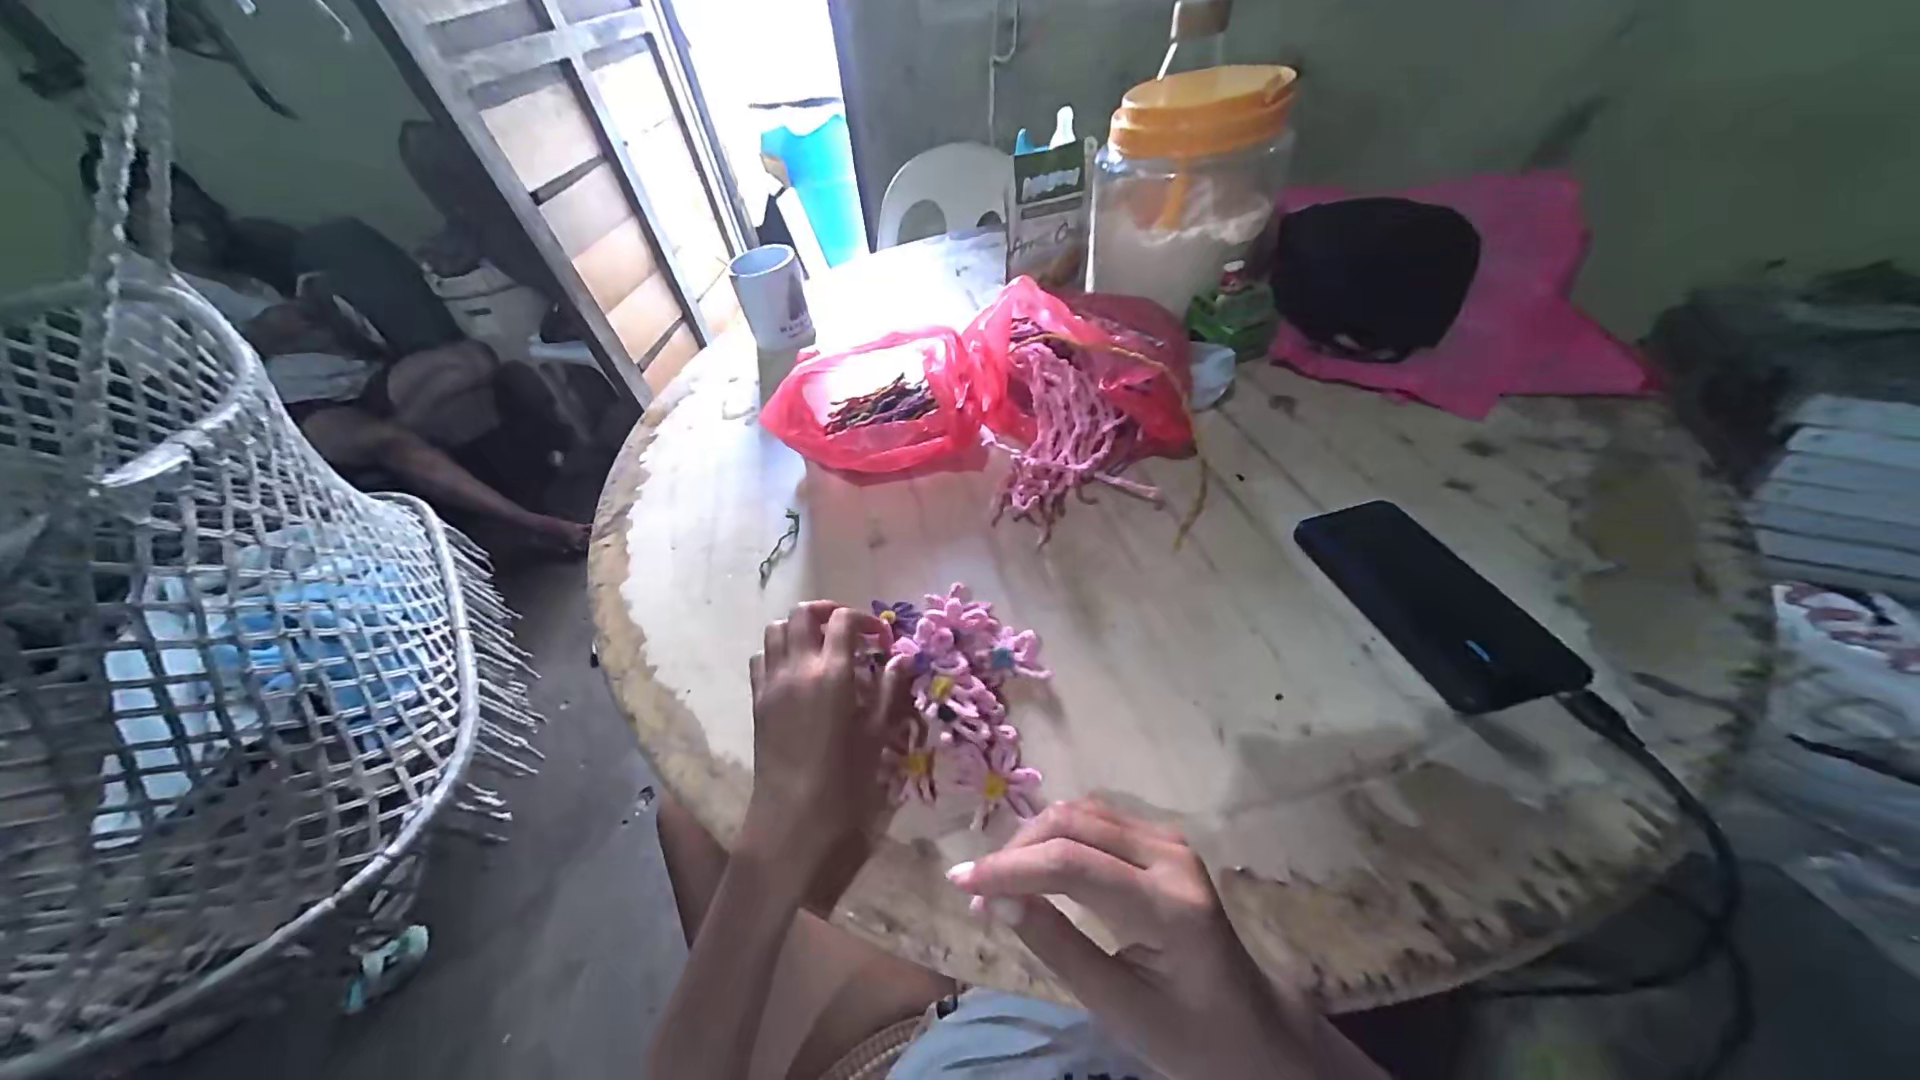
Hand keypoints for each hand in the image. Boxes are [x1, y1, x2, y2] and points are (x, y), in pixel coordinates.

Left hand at [740, 602, 912, 888]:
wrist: (793, 817)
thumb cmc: (845, 779)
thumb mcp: (878, 733)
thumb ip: (890, 689)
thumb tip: (901, 658)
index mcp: (832, 673)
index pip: (843, 620)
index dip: (864, 620)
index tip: (879, 638)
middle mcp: (798, 667)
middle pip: (803, 613)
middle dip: (828, 613)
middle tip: (848, 632)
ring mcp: (772, 682)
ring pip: (776, 630)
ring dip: (800, 629)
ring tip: (820, 648)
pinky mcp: (757, 699)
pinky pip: (761, 657)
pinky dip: (778, 652)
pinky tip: (796, 672)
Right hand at [946, 799, 1384, 1079]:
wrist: (1256, 1028)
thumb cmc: (1190, 1036)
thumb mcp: (1118, 1008)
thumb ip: (1056, 946)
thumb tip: (996, 900)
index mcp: (1171, 906)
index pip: (1073, 865)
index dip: (1010, 868)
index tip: (960, 882)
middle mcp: (1172, 855)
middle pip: (1074, 823)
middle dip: (1016, 849)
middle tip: (979, 889)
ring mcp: (1170, 839)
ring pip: (1080, 812)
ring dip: (1032, 838)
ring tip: (999, 880)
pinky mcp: (1162, 838)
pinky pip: (1095, 820)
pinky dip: (1055, 836)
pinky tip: (1035, 864)